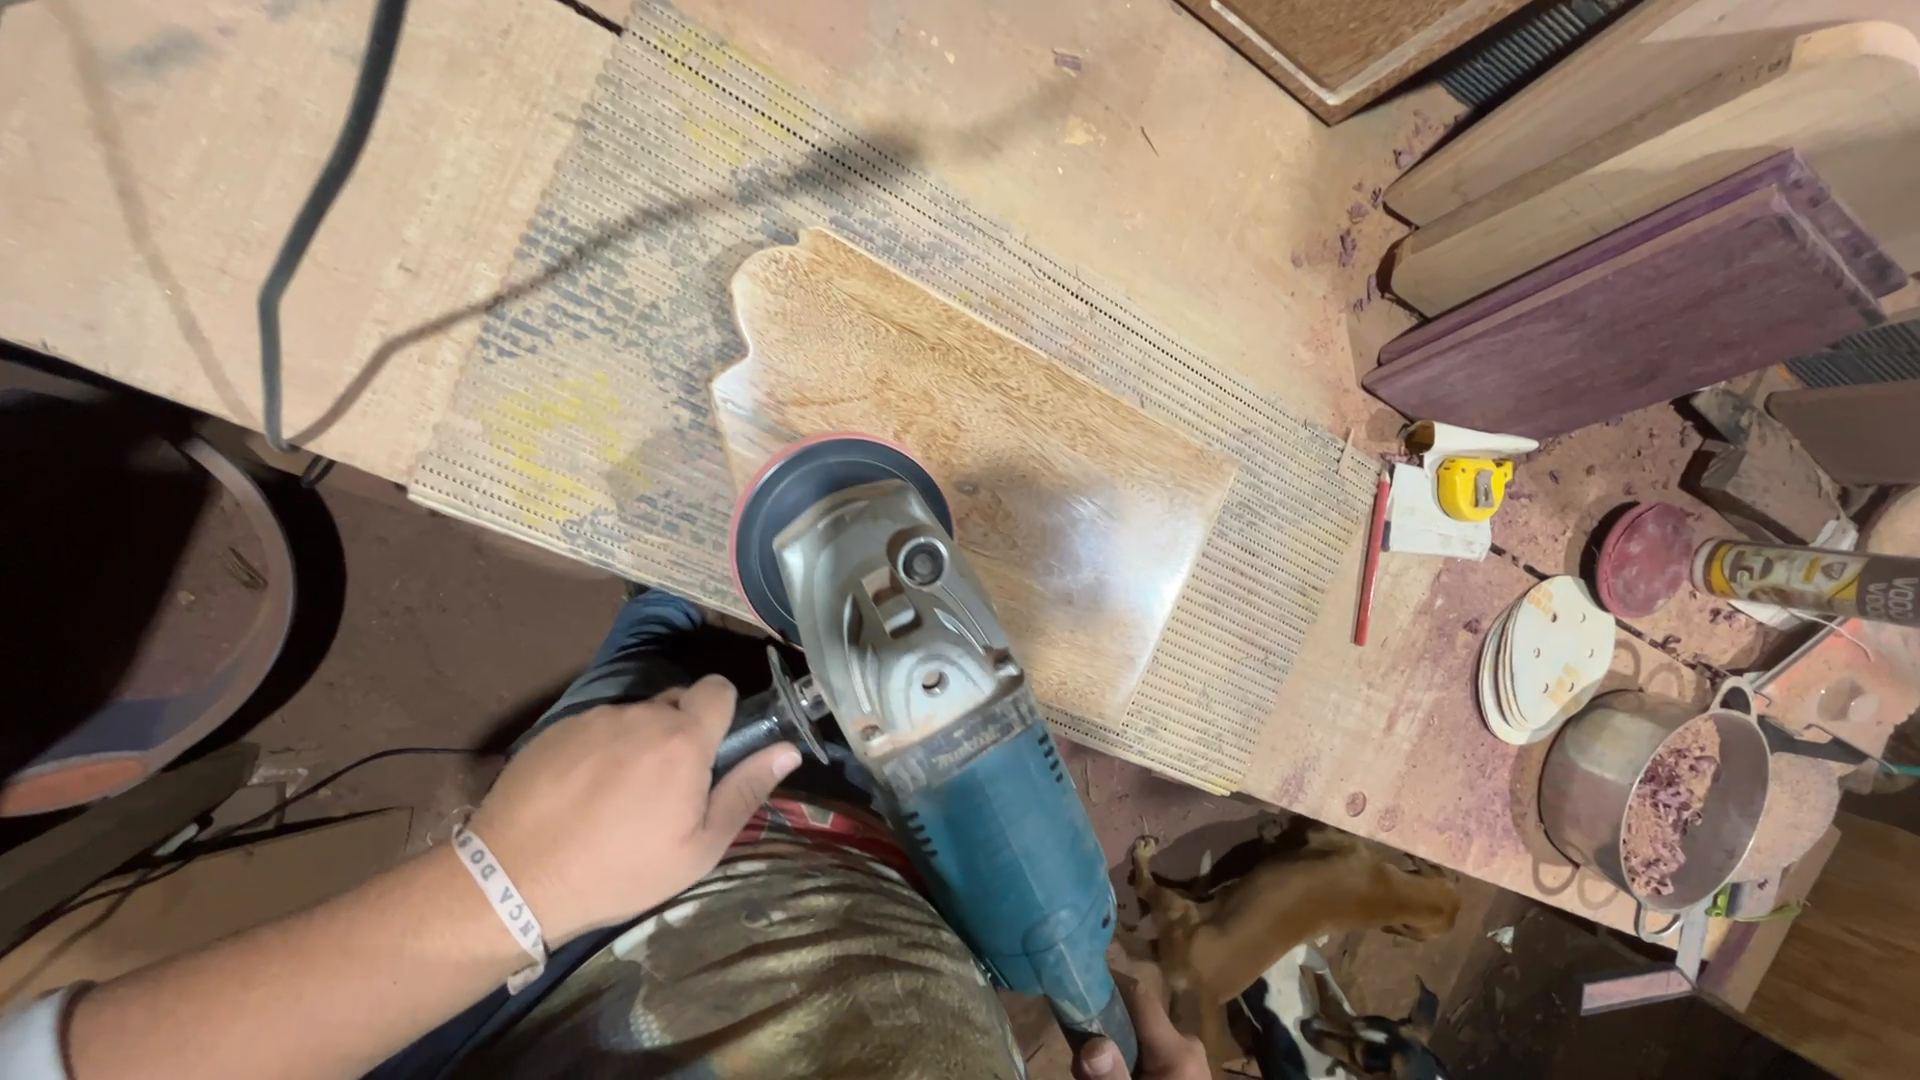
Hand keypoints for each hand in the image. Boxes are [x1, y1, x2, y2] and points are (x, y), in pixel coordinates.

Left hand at [467, 675, 801, 944]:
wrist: (511, 883)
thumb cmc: (619, 872)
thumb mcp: (698, 849)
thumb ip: (745, 791)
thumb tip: (788, 751)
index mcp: (683, 739)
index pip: (719, 688)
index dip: (723, 712)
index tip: (714, 750)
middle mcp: (641, 715)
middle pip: (676, 703)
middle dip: (681, 732)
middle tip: (666, 786)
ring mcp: (594, 719)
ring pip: (635, 717)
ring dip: (639, 742)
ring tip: (616, 797)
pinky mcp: (556, 729)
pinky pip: (596, 728)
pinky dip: (599, 750)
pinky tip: (581, 795)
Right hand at [1074, 974, 1208, 1079]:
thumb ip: (1110, 1078)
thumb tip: (1090, 1045)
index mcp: (1176, 1048)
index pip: (1137, 994)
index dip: (1107, 981)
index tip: (1075, 982)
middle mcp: (1187, 1044)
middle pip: (1134, 1018)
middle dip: (1103, 1029)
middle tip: (1077, 1056)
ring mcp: (1190, 1060)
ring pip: (1140, 1037)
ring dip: (1115, 1050)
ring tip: (1093, 1078)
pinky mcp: (1187, 1073)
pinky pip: (1152, 1054)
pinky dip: (1131, 1062)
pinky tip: (1118, 1079)